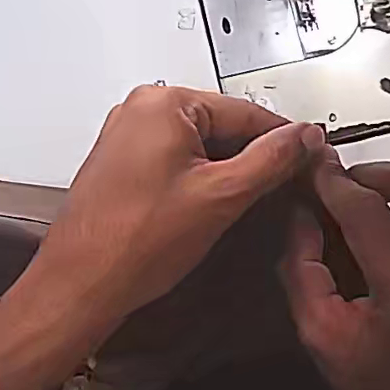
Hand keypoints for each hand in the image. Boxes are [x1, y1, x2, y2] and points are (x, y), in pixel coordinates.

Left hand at [0, 85, 323, 389]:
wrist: (82, 284)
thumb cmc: (133, 243)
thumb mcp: (222, 196)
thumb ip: (270, 160)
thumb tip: (301, 137)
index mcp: (162, 104)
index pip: (245, 111)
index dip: (283, 137)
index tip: (307, 153)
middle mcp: (139, 111)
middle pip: (221, 125)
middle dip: (251, 156)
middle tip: (281, 185)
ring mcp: (127, 137)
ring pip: (199, 145)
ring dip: (226, 170)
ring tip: (242, 201)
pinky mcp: (123, 164)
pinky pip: (175, 160)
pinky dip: (199, 178)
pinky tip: (209, 206)